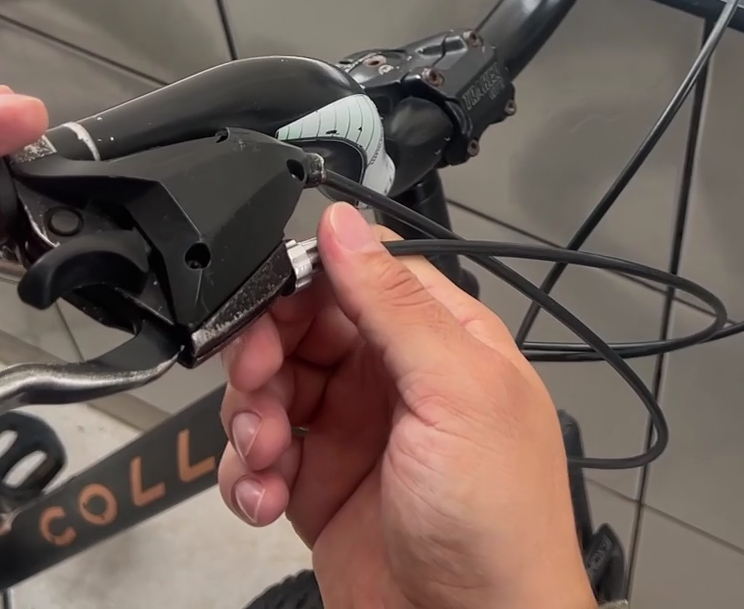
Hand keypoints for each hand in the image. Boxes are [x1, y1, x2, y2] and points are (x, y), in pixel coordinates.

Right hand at [220, 204, 593, 608]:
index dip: (309, 278)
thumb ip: (394, 304)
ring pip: (275, 383)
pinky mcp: (320, 481)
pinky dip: (246, 470)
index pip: (362, 271)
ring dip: (251, 413)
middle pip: (307, 323)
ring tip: (264, 455)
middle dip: (268, 347)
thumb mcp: (451, 391)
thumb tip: (346, 224)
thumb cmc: (498, 518)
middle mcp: (395, 372)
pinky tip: (264, 496)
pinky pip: (261, 452)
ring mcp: (355, 426)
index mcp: (440, 334)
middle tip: (257, 378)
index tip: (272, 304)